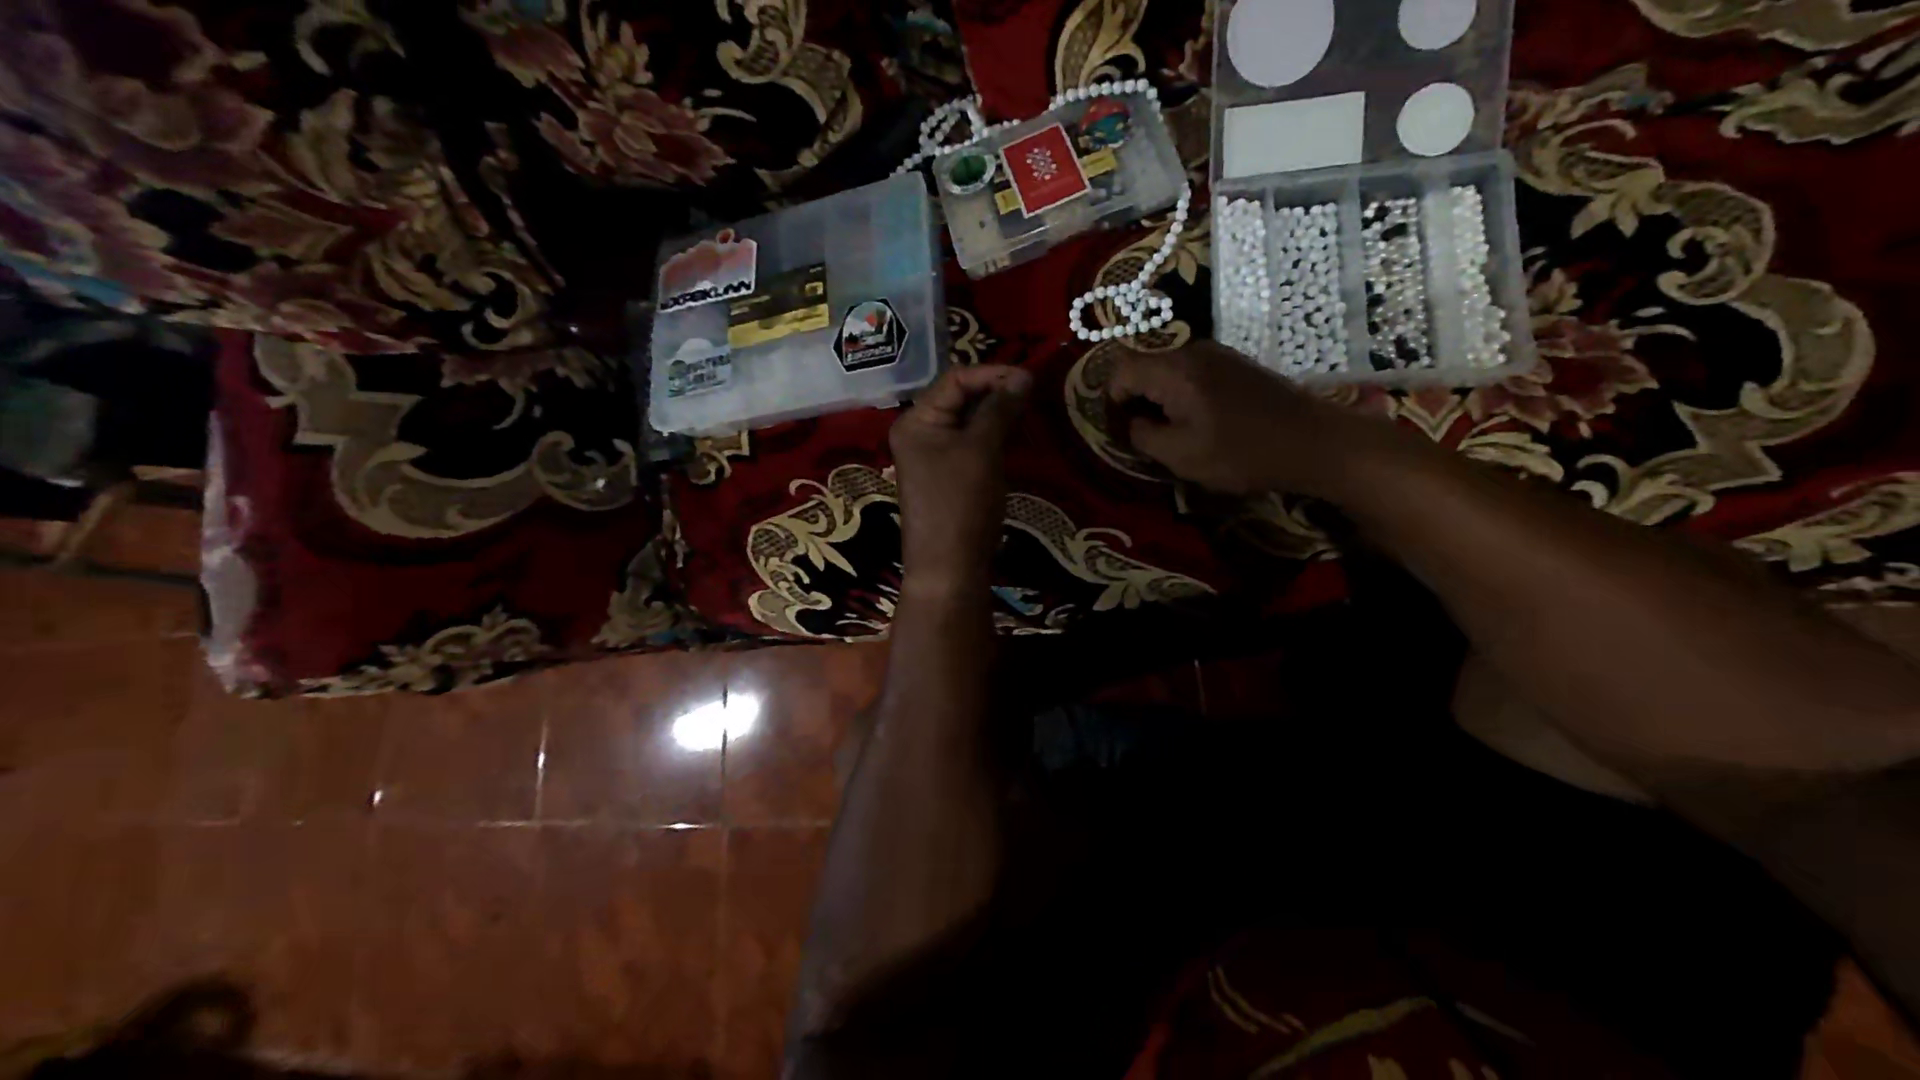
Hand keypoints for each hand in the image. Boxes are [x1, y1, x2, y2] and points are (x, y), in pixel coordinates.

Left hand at [889, 364, 1031, 592]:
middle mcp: (919, 433)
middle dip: (996, 392)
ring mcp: (932, 457)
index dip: (992, 373)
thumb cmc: (961, 504)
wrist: (949, 569)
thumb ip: (1000, 409)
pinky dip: (993, 436)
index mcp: (916, 421)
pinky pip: (971, 444)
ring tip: (1029, 412)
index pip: (954, 379)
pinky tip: (1016, 437)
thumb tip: (1023, 375)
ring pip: (968, 422)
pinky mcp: (949, 477)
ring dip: (997, 414)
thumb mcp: (982, 450)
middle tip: (1033, 394)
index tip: (1030, 378)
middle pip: (959, 398)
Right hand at [1108, 341, 1383, 495]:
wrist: (1314, 443)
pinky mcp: (1236, 364)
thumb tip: (1131, 423)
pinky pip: (1191, 374)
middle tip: (1144, 437)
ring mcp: (1218, 354)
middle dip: (1136, 401)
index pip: (1120, 371)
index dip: (1111, 401)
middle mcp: (1193, 350)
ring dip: (1160, 400)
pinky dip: (1183, 396)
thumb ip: (1142, 435)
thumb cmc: (1242, 452)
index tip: (1120, 431)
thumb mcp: (1180, 455)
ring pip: (1168, 371)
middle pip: (1144, 367)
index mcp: (1175, 370)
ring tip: (1173, 434)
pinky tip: (1201, 424)